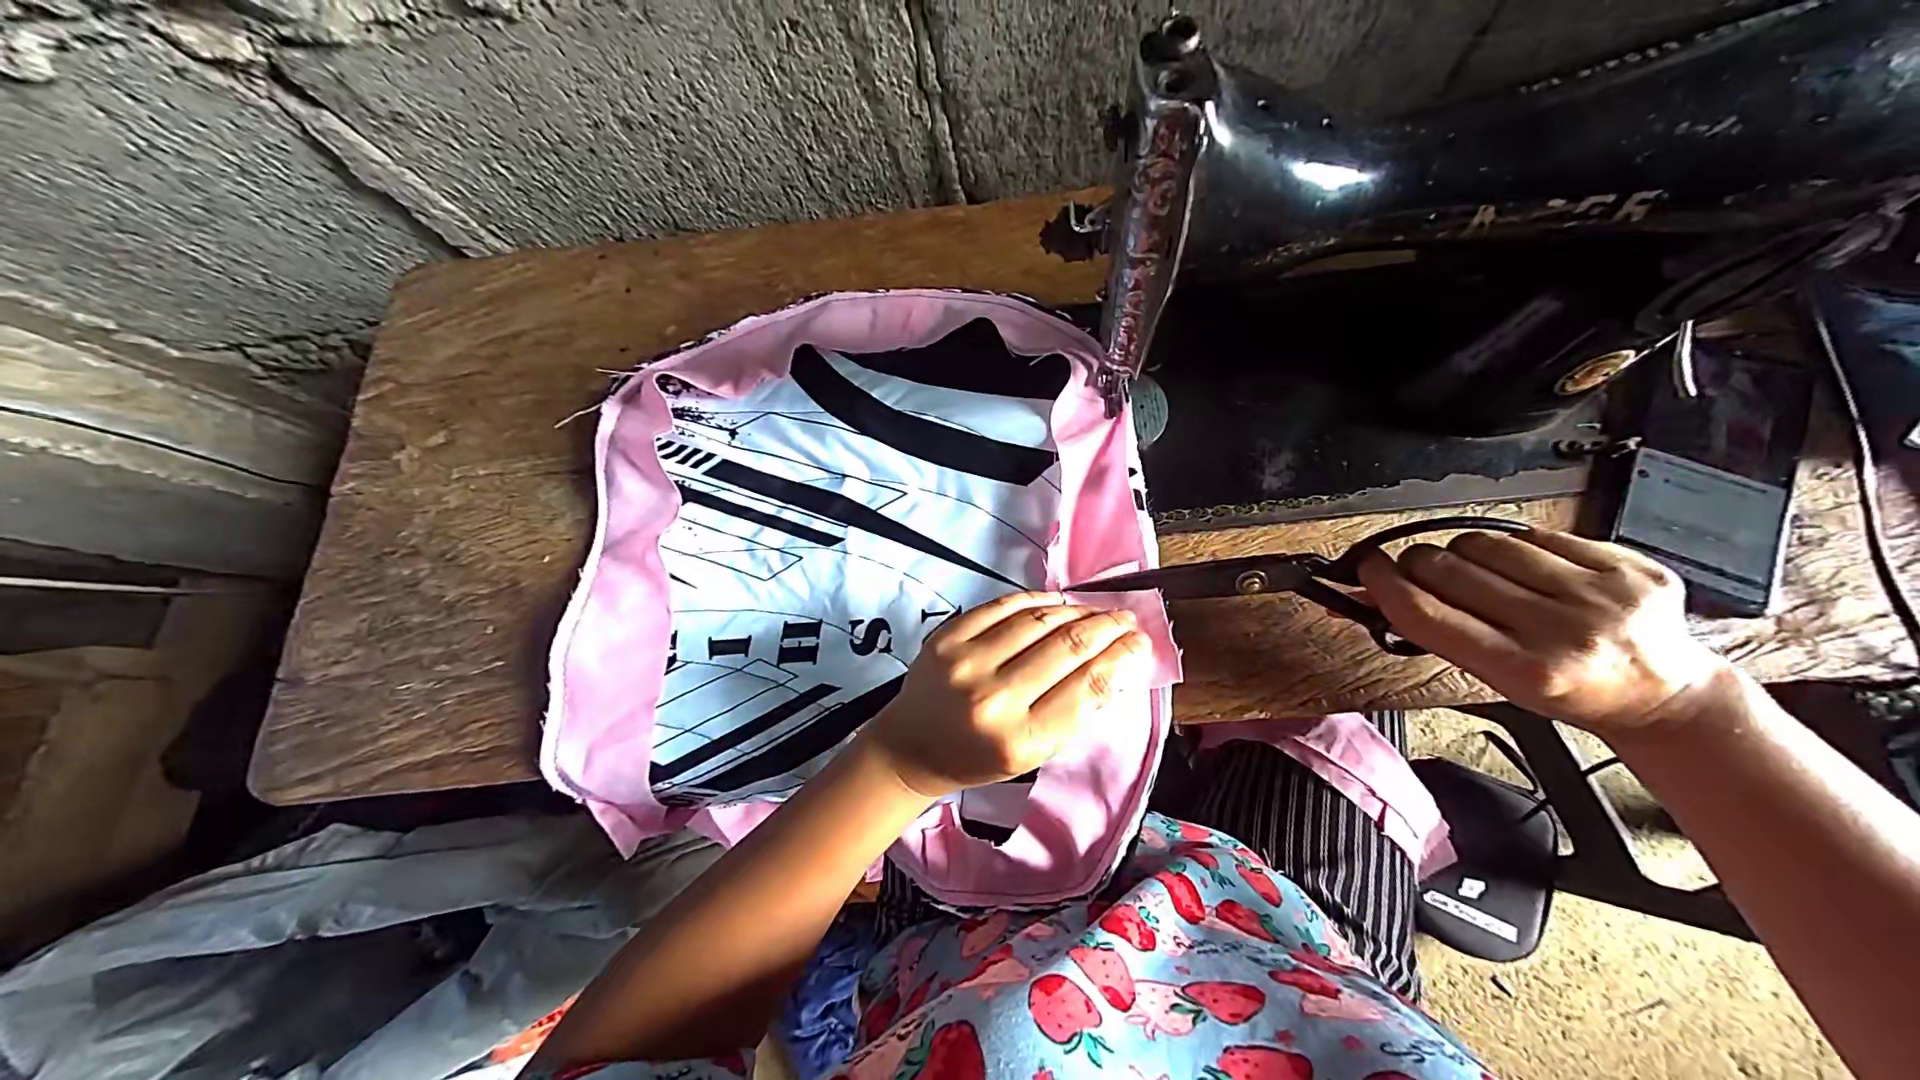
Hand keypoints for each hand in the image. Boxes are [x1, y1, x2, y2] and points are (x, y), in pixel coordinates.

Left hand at [859, 591, 1153, 797]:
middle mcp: (994, 699)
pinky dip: (1036, 599)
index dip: (1122, 658)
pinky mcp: (947, 637)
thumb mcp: (1032, 754)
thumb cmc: (978, 756)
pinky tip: (1058, 601)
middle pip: (1068, 647)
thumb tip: (1114, 665)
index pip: (1088, 687)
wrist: (914, 746)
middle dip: (1107, 627)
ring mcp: (967, 663)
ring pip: (1039, 621)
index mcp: (1021, 740)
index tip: (1139, 643)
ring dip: (1077, 611)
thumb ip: (1071, 713)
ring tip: (1097, 610)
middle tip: (1126, 619)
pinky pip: (1003, 606)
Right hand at [1356, 528, 1733, 733]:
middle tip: (1419, 575)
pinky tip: (1524, 569)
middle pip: (1446, 569)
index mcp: (1524, 669)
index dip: (1382, 584)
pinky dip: (1513, 546)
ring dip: (1463, 553)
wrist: (1661, 692)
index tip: (1366, 567)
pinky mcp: (1625, 563)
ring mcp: (1601, 593)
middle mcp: (1566, 631)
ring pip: (1482, 542)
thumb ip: (1426, 629)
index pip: (1425, 613)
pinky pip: (1532, 533)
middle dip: (1419, 566)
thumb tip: (1359, 594)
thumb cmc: (1560, 687)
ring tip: (1477, 575)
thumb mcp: (1488, 674)